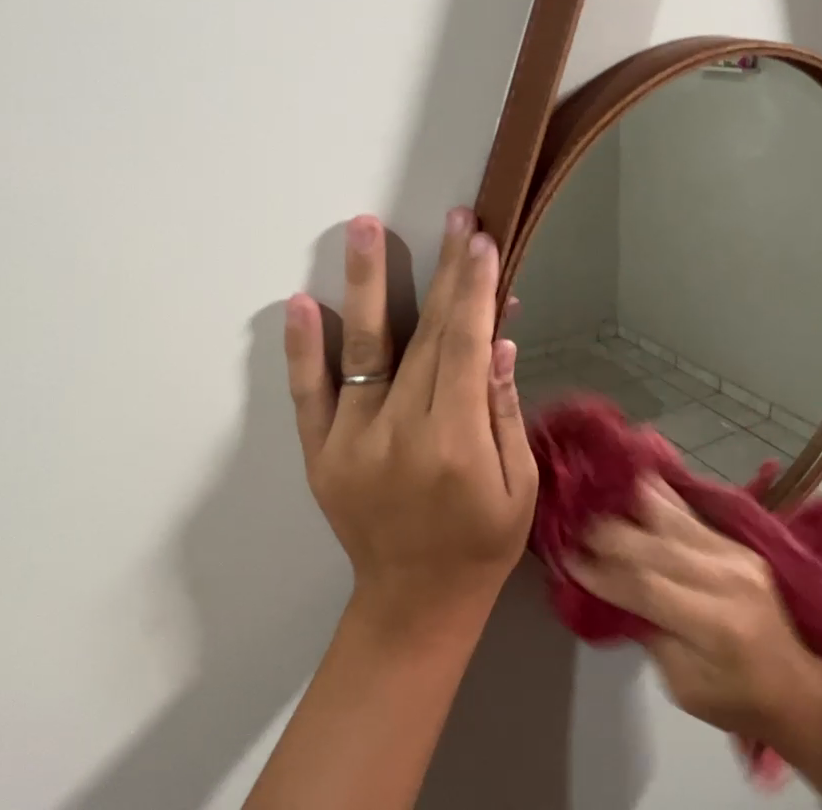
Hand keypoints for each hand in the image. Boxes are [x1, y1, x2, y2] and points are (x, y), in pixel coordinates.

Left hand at [285, 208, 537, 636]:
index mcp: (455, 442)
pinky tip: (303, 304)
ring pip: (362, 352)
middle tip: (455, 220)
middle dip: (443, 273)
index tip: (483, 242)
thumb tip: (496, 338)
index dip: (476, 290)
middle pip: (424, 337)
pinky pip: (309, 395)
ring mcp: (351, 442)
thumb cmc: (482, 542)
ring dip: (365, 285)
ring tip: (363, 228)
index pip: (464, 346)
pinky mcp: (321, 455)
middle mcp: (399, 434)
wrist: (415, 601)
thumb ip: (502, 410)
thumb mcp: (518, 484)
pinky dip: (305, 349)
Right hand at [567, 476, 821, 746]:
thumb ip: (649, 631)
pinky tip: (639, 482)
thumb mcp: (681, 683)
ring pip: (675, 522)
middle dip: (611, 535)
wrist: (797, 687)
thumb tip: (613, 590)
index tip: (567, 556)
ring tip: (600, 497)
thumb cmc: (735, 698)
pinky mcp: (741, 546)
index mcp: (712, 623)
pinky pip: (695, 516)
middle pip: (656, 547)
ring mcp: (738, 556)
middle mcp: (727, 579)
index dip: (602, 570)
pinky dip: (663, 499)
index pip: (644, 586)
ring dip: (633, 508)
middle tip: (575, 526)